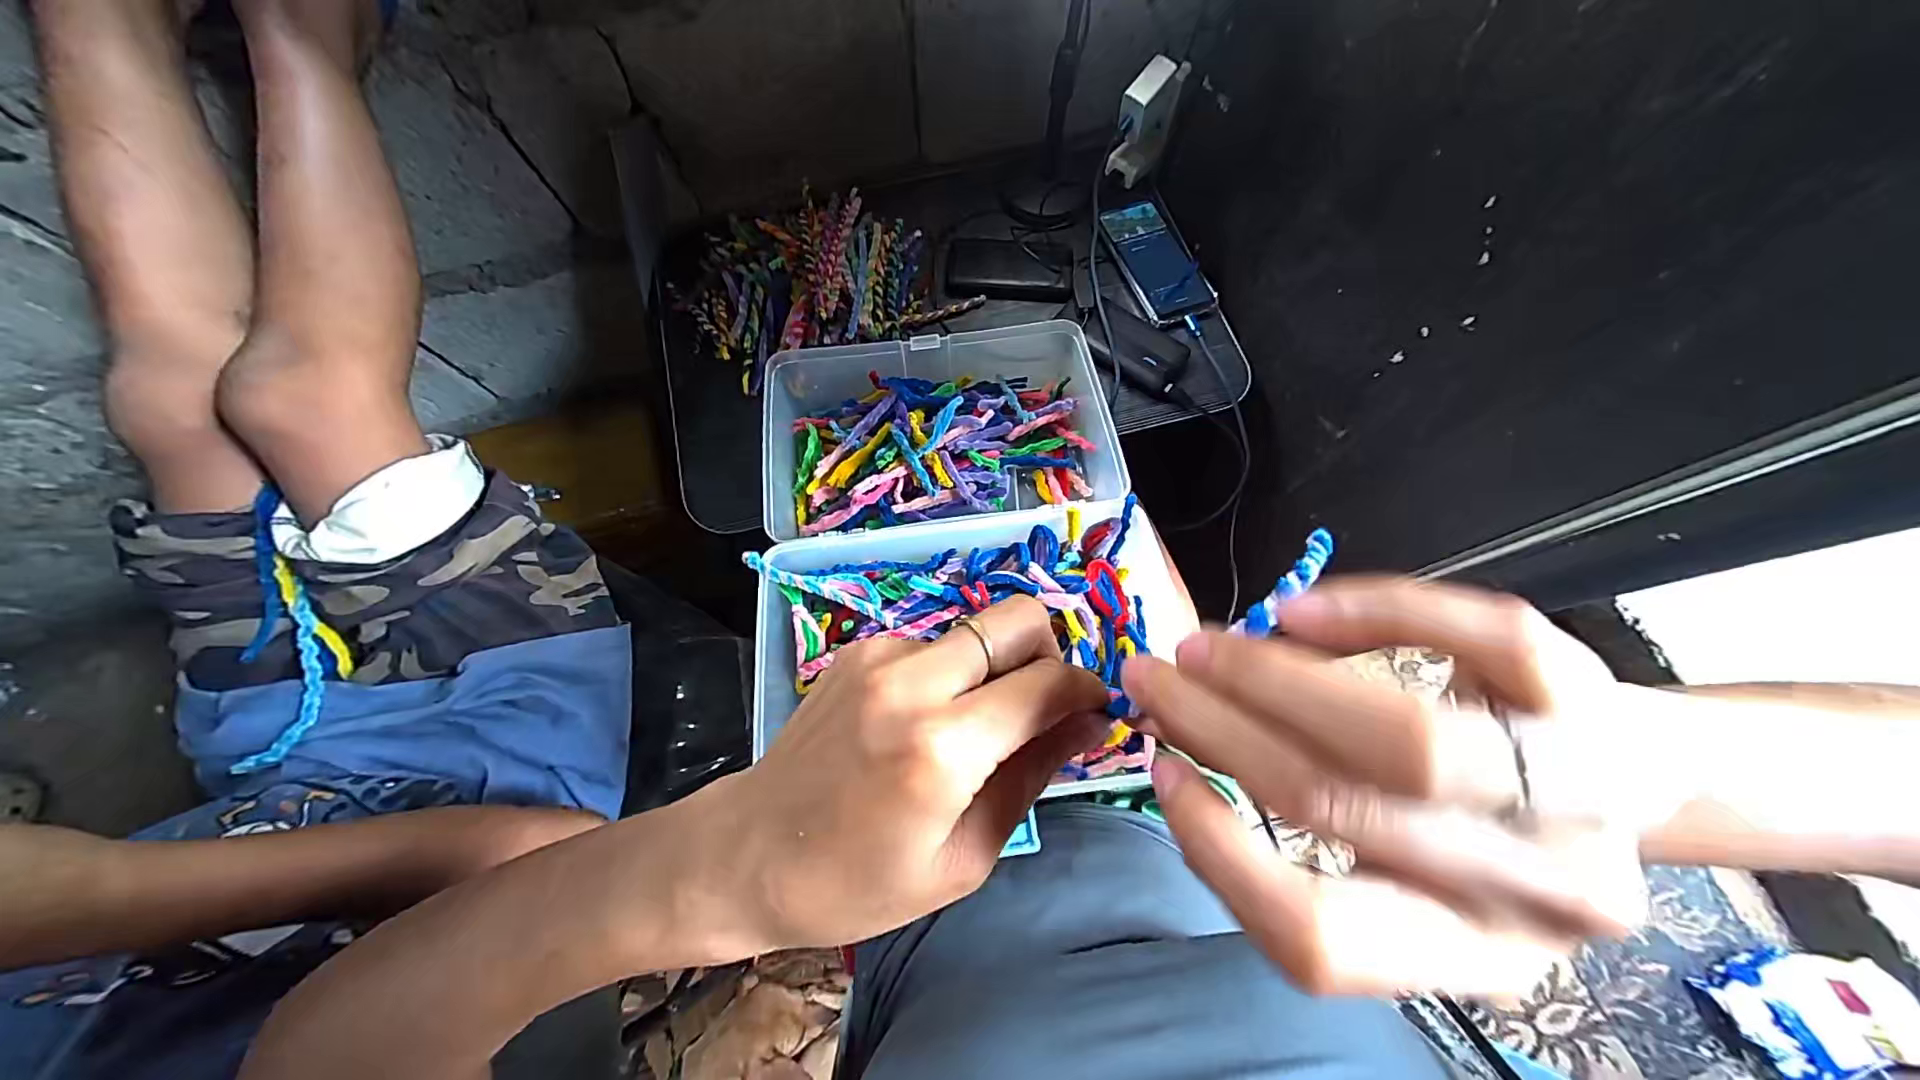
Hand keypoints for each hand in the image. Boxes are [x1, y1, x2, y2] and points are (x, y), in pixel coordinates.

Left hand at [712, 594, 1111, 951]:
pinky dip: (950, 672)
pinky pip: (935, 642)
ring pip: (978, 630)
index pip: (1048, 683)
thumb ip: (1031, 775)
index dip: (1086, 692)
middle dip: (1047, 656)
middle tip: (1037, 709)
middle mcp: (912, 682)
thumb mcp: (964, 856)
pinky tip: (920, 719)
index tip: (1094, 713)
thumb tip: (1089, 722)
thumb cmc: (858, 881)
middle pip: (1019, 618)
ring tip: (969, 727)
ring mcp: (880, 655)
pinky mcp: (860, 648)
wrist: (748, 851)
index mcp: (942, 748)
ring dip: (994, 668)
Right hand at [1123, 577, 1675, 996]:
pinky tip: (1300, 610)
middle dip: (1217, 728)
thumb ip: (1287, 817)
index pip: (1320, 932)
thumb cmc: (1466, 817)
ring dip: (1268, 677)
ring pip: (1403, 737)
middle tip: (1152, 678)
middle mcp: (1534, 892)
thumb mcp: (1388, 856)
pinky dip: (1374, 611)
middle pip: (1339, 804)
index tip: (1162, 771)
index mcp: (1468, 951)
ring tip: (1205, 645)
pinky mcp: (1590, 694)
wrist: (1604, 773)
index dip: (1217, 848)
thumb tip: (1179, 733)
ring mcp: (1579, 793)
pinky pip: (1483, 637)